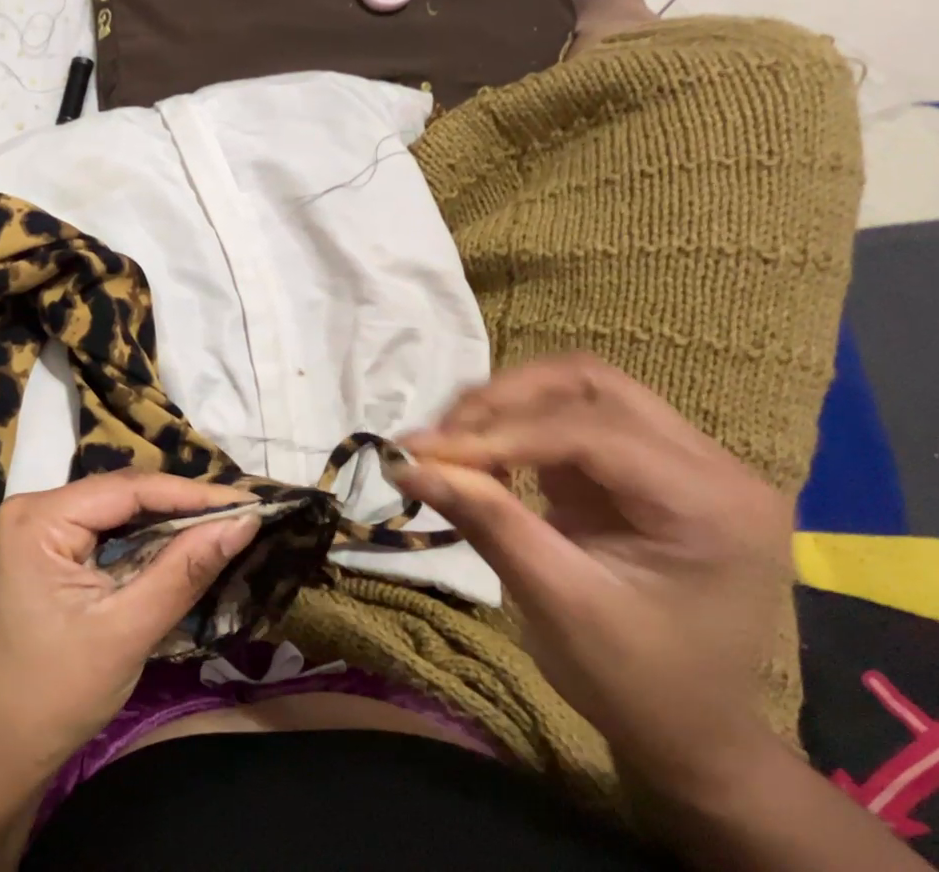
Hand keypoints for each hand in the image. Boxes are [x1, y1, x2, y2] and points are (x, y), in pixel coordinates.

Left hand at [0, 471, 259, 773]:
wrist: (8, 739)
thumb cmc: (61, 689)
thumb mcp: (129, 628)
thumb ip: (184, 570)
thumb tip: (242, 522)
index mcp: (36, 519)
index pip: (125, 489)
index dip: (190, 493)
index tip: (249, 503)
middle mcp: (29, 510)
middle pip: (117, 495)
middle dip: (179, 506)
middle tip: (240, 518)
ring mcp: (31, 530)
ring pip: (111, 512)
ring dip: (163, 524)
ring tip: (221, 528)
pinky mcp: (41, 552)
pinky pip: (98, 533)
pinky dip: (138, 542)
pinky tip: (177, 548)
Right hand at [391, 353, 794, 792]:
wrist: (690, 731)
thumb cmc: (633, 678)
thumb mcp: (555, 600)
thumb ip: (487, 520)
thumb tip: (406, 465)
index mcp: (711, 503)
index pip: (591, 432)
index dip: (498, 434)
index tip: (420, 453)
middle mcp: (712, 467)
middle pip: (592, 386)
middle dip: (503, 402)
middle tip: (436, 439)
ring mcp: (682, 466)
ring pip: (583, 393)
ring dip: (508, 408)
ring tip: (450, 443)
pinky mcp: (646, 476)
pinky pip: (576, 425)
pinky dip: (519, 430)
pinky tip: (479, 457)